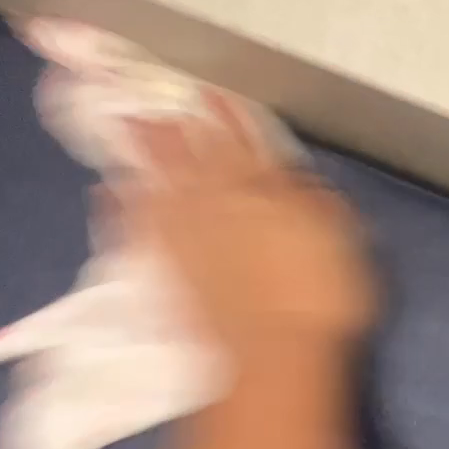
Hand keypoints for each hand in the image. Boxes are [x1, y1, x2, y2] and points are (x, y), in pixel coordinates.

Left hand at [124, 90, 377, 360]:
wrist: (275, 356)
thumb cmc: (323, 301)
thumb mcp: (341, 246)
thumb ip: (317, 206)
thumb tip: (297, 178)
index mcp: (266, 196)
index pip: (246, 147)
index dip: (229, 118)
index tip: (213, 92)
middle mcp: (220, 206)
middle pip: (195, 157)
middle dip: (178, 126)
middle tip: (151, 96)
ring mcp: (187, 237)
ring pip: (159, 182)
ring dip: (142, 153)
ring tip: (124, 125)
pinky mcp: (166, 268)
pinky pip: (136, 228)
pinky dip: (119, 207)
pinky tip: (107, 191)